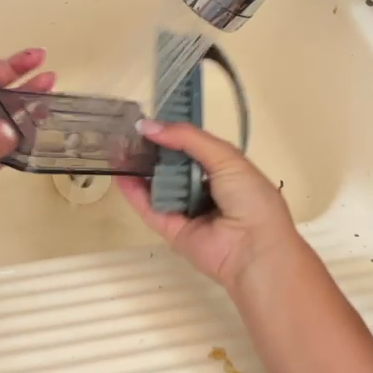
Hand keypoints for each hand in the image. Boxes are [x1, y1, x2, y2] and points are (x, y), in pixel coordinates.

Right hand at [116, 120, 304, 291]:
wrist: (255, 252)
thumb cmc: (250, 198)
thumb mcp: (226, 157)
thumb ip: (188, 138)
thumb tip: (147, 125)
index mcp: (223, 169)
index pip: (191, 146)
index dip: (171, 132)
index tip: (147, 119)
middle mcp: (203, 188)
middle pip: (170, 164)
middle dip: (150, 149)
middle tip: (125, 132)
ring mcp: (185, 209)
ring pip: (157, 185)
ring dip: (138, 168)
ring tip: (116, 148)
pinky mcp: (171, 230)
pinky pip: (149, 208)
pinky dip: (134, 192)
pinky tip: (120, 173)